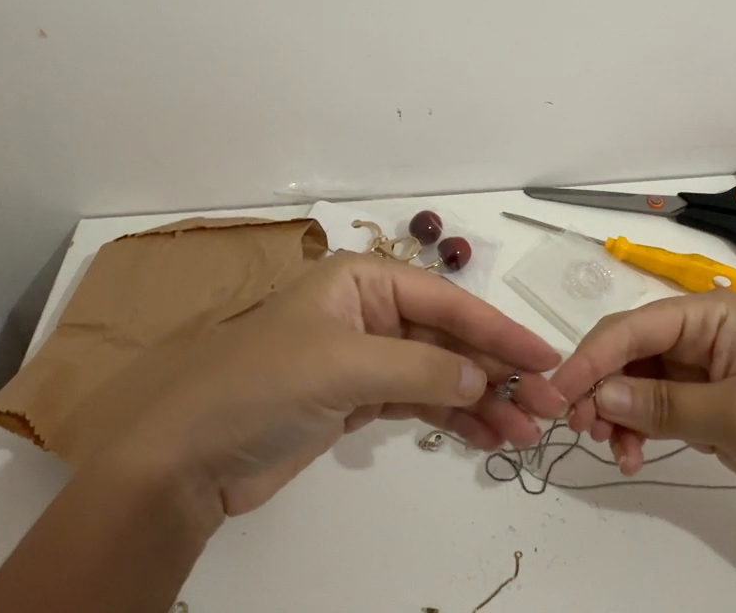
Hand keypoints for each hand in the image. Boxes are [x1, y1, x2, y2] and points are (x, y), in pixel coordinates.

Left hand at [85, 253, 565, 528]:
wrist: (188, 456)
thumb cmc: (261, 385)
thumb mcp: (343, 366)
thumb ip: (421, 368)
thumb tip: (486, 377)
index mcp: (361, 279)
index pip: (444, 300)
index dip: (497, 329)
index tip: (545, 356)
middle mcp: (368, 310)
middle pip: (447, 336)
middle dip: (495, 369)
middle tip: (547, 404)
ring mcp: (364, 357)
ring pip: (439, 372)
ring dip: (482, 400)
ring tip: (526, 432)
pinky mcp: (358, 399)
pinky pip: (420, 401)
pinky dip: (453, 417)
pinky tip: (487, 435)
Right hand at [550, 290, 735, 528]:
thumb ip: (665, 403)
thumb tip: (598, 392)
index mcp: (712, 313)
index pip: (635, 326)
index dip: (591, 356)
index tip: (556, 392)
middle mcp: (702, 334)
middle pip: (629, 351)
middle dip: (600, 385)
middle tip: (581, 428)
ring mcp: (703, 372)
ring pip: (636, 382)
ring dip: (615, 412)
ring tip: (612, 449)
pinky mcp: (707, 407)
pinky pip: (654, 409)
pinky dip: (636, 429)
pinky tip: (632, 456)